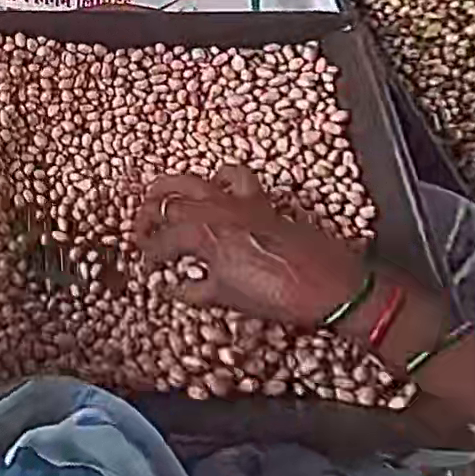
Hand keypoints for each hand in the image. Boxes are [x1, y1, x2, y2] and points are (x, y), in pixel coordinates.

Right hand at [133, 164, 370, 327]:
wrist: (332, 287)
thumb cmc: (278, 295)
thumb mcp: (227, 298)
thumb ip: (192, 290)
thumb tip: (172, 288)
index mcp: (200, 235)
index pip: (160, 242)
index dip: (148, 253)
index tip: (146, 262)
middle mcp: (213, 211)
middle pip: (165, 204)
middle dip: (148, 217)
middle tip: (142, 230)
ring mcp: (236, 202)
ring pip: (191, 181)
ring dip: (171, 188)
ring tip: (161, 197)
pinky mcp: (259, 202)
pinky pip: (235, 177)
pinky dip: (221, 178)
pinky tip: (216, 187)